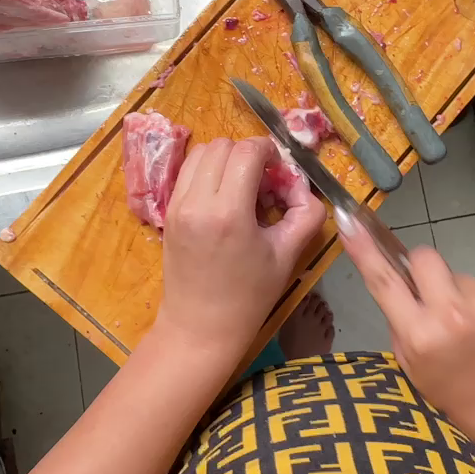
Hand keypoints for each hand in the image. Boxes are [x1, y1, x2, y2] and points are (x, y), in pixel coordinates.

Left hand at [156, 137, 325, 354]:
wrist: (200, 328)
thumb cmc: (249, 297)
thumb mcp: (288, 255)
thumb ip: (306, 214)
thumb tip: (302, 185)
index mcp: (229, 213)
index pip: (247, 151)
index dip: (269, 151)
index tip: (279, 171)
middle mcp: (197, 201)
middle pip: (223, 145)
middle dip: (247, 154)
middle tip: (262, 181)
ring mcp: (177, 204)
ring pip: (201, 152)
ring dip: (225, 159)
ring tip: (241, 187)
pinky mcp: (168, 211)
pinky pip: (188, 171)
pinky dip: (208, 171)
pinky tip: (223, 197)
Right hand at [338, 224, 474, 446]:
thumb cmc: (454, 392)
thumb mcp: (411, 366)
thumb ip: (400, 321)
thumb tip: (395, 281)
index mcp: (419, 335)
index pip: (384, 281)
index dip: (364, 249)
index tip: (350, 221)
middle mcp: (450, 315)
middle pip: (423, 258)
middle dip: (421, 269)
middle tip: (430, 294)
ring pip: (456, 274)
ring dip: (456, 291)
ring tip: (469, 325)